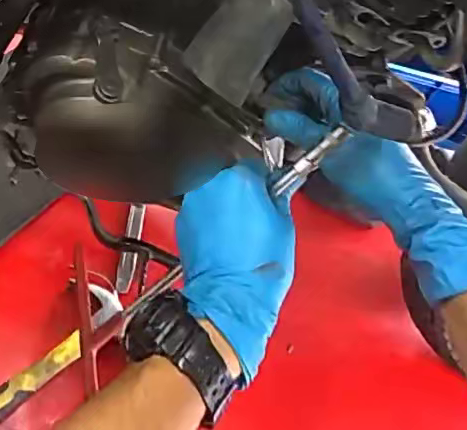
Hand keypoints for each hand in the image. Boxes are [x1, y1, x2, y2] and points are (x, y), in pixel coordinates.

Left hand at [174, 161, 294, 383]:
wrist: (229, 303)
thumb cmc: (257, 270)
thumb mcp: (284, 225)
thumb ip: (278, 195)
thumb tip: (276, 187)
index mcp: (240, 178)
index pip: (256, 163)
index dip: (266, 179)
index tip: (270, 191)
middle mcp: (212, 183)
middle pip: (231, 173)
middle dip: (243, 188)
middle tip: (256, 210)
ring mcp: (194, 201)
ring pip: (214, 190)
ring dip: (225, 200)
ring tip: (239, 227)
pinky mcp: (182, 221)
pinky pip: (202, 208)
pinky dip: (211, 216)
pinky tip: (224, 236)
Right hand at [264, 68, 466, 304]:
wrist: (406, 200)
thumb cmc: (373, 175)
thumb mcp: (326, 151)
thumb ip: (297, 129)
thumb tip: (272, 115)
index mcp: (346, 98)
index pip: (307, 77)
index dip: (284, 85)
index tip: (268, 101)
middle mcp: (352, 102)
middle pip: (312, 91)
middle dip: (289, 103)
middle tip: (272, 121)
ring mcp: (357, 118)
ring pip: (320, 108)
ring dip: (299, 118)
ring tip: (284, 136)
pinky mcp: (360, 135)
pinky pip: (330, 123)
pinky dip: (313, 130)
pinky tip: (303, 146)